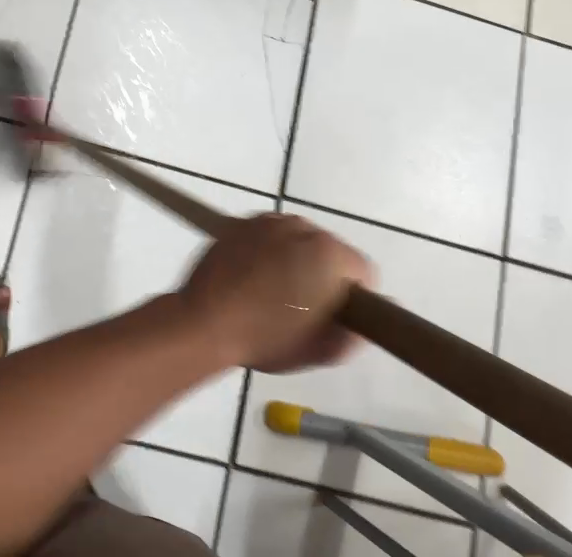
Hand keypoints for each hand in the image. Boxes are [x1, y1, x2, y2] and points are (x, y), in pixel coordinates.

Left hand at [177, 213, 376, 372]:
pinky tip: (252, 276)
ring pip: (297, 240)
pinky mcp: (239, 222)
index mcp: (330, 253)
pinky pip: (267, 236)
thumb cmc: (268, 338)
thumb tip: (368, 319)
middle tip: (302, 307)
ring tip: (273, 291)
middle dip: (323, 274)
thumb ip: (356, 333)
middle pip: (329, 251)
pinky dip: (267, 250)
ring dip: (295, 259)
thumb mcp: (323, 350)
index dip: (354, 297)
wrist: (204, 323)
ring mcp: (267, 221)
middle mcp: (302, 226)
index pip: (363, 271)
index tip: (334, 316)